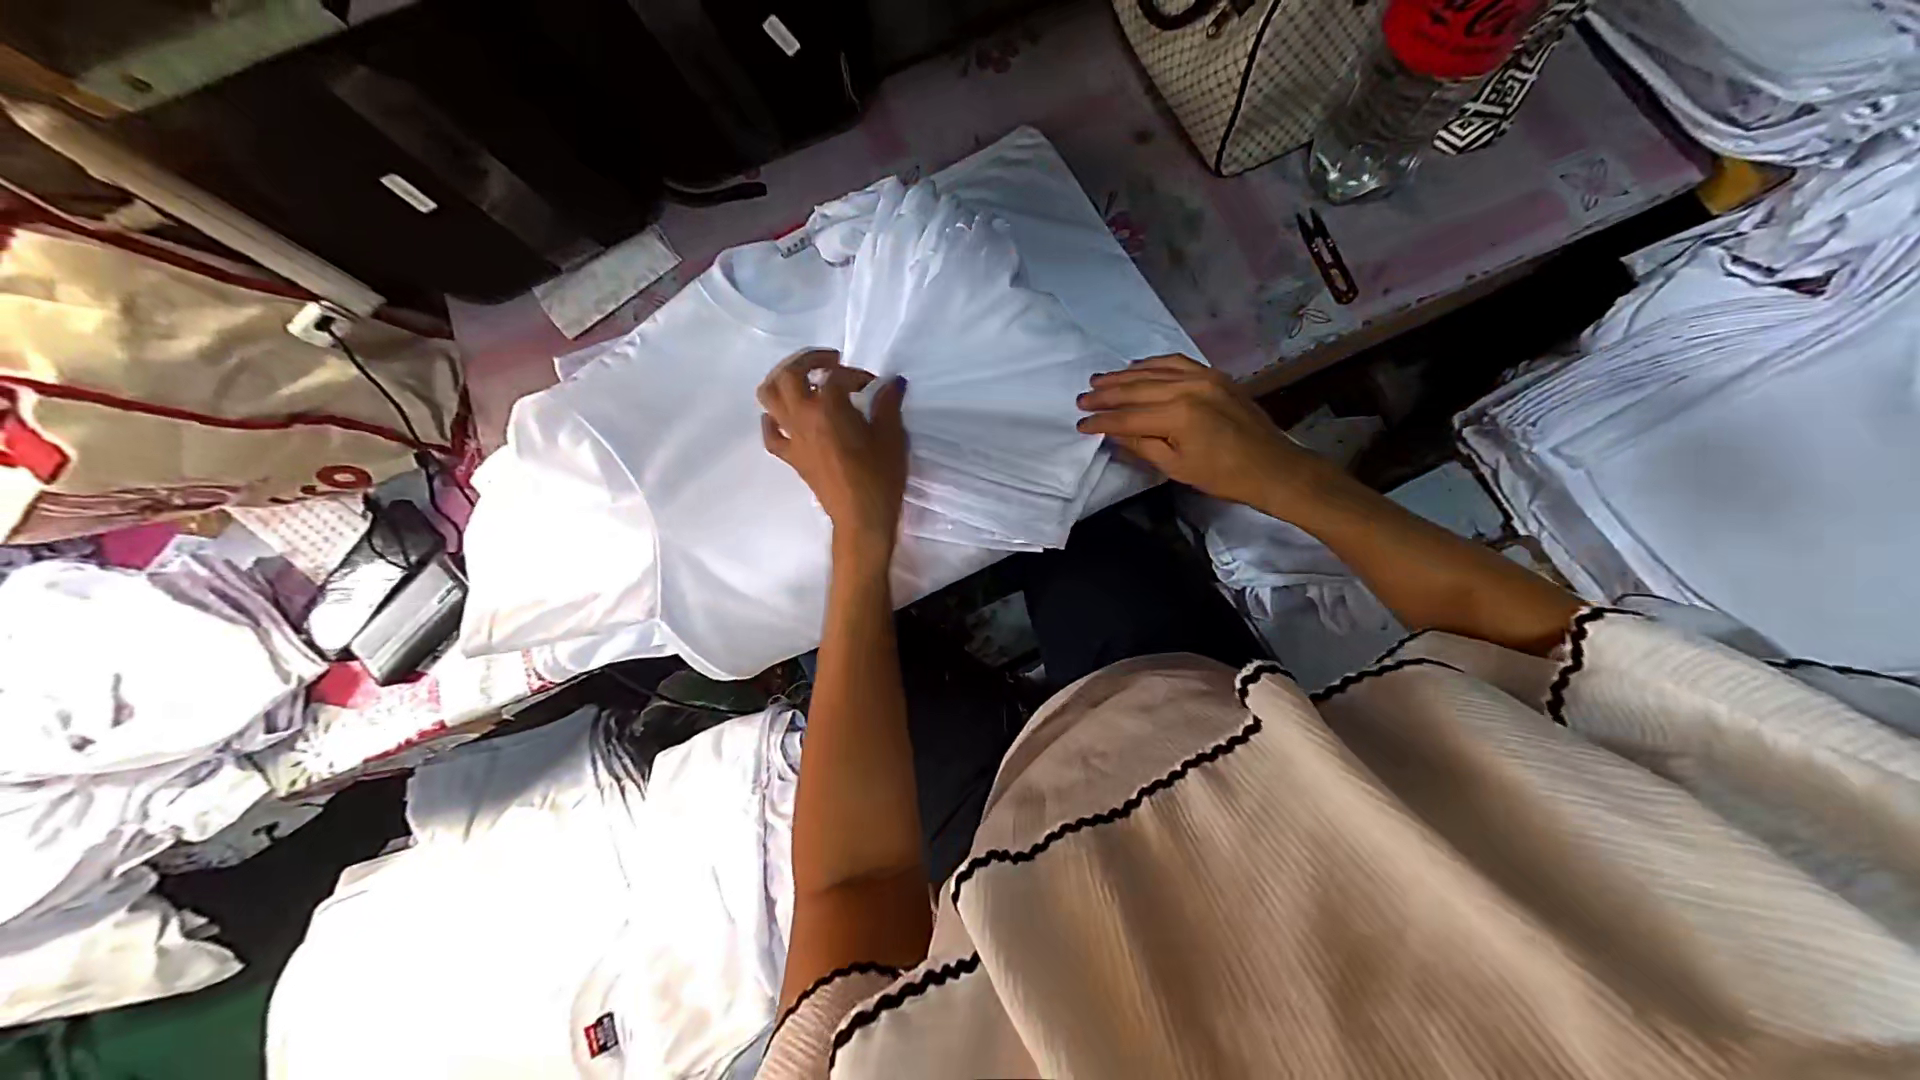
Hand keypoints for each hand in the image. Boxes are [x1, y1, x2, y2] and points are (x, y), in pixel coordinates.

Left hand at [760, 349, 908, 552]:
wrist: (861, 517)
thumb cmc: (879, 476)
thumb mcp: (891, 436)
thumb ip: (887, 404)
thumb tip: (892, 382)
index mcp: (828, 408)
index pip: (836, 376)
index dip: (855, 374)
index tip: (872, 384)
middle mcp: (802, 417)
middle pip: (789, 374)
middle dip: (808, 360)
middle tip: (830, 362)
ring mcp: (792, 437)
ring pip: (769, 396)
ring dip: (782, 381)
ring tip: (802, 380)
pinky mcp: (790, 457)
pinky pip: (770, 433)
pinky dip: (772, 419)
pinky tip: (784, 416)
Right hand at [1077, 354, 1330, 512]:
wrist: (1272, 467)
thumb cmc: (1223, 476)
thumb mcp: (1175, 467)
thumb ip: (1141, 445)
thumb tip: (1114, 432)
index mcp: (1178, 416)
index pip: (1128, 417)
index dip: (1101, 422)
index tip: (1080, 425)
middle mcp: (1188, 388)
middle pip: (1136, 389)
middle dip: (1105, 395)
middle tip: (1082, 398)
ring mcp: (1203, 377)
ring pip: (1153, 371)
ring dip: (1123, 376)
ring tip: (1099, 380)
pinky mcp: (1215, 375)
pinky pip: (1176, 362)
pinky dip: (1152, 364)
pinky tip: (1136, 368)